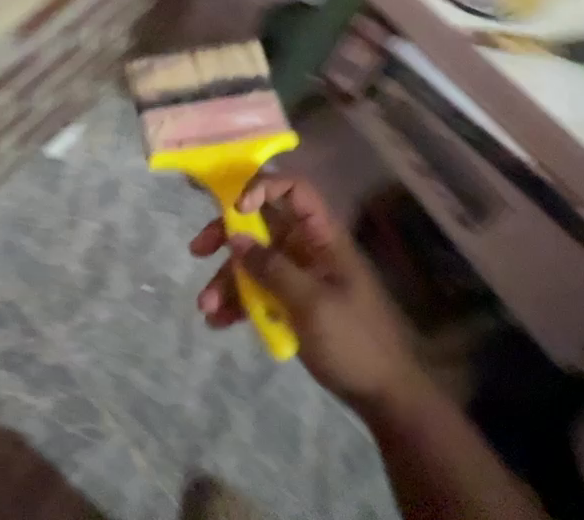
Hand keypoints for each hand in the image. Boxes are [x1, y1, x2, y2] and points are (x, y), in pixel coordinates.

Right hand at [191, 174, 422, 401]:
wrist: (385, 396)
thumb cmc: (355, 342)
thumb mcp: (312, 304)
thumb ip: (272, 268)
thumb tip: (236, 239)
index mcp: (322, 238)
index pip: (294, 190)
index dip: (263, 188)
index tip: (235, 208)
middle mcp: (307, 250)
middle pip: (261, 225)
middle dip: (226, 236)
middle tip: (198, 251)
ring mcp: (298, 277)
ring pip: (252, 262)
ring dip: (226, 280)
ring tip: (208, 308)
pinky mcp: (291, 304)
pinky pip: (257, 291)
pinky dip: (237, 303)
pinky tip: (219, 322)